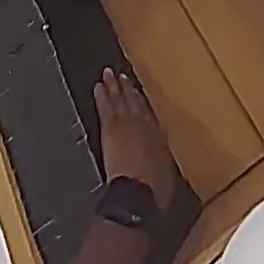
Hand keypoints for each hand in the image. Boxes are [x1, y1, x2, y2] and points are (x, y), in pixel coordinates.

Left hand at [94, 68, 177, 208]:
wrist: (136, 190)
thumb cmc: (154, 187)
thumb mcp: (166, 170)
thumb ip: (163, 153)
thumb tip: (163, 147)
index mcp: (156, 133)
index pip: (148, 112)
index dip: (141, 100)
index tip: (136, 90)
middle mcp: (141, 122)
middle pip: (133, 101)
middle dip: (126, 88)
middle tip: (121, 75)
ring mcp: (125, 122)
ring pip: (118, 99)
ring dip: (113, 86)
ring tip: (108, 73)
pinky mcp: (110, 127)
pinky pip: (105, 106)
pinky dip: (101, 95)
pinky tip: (97, 87)